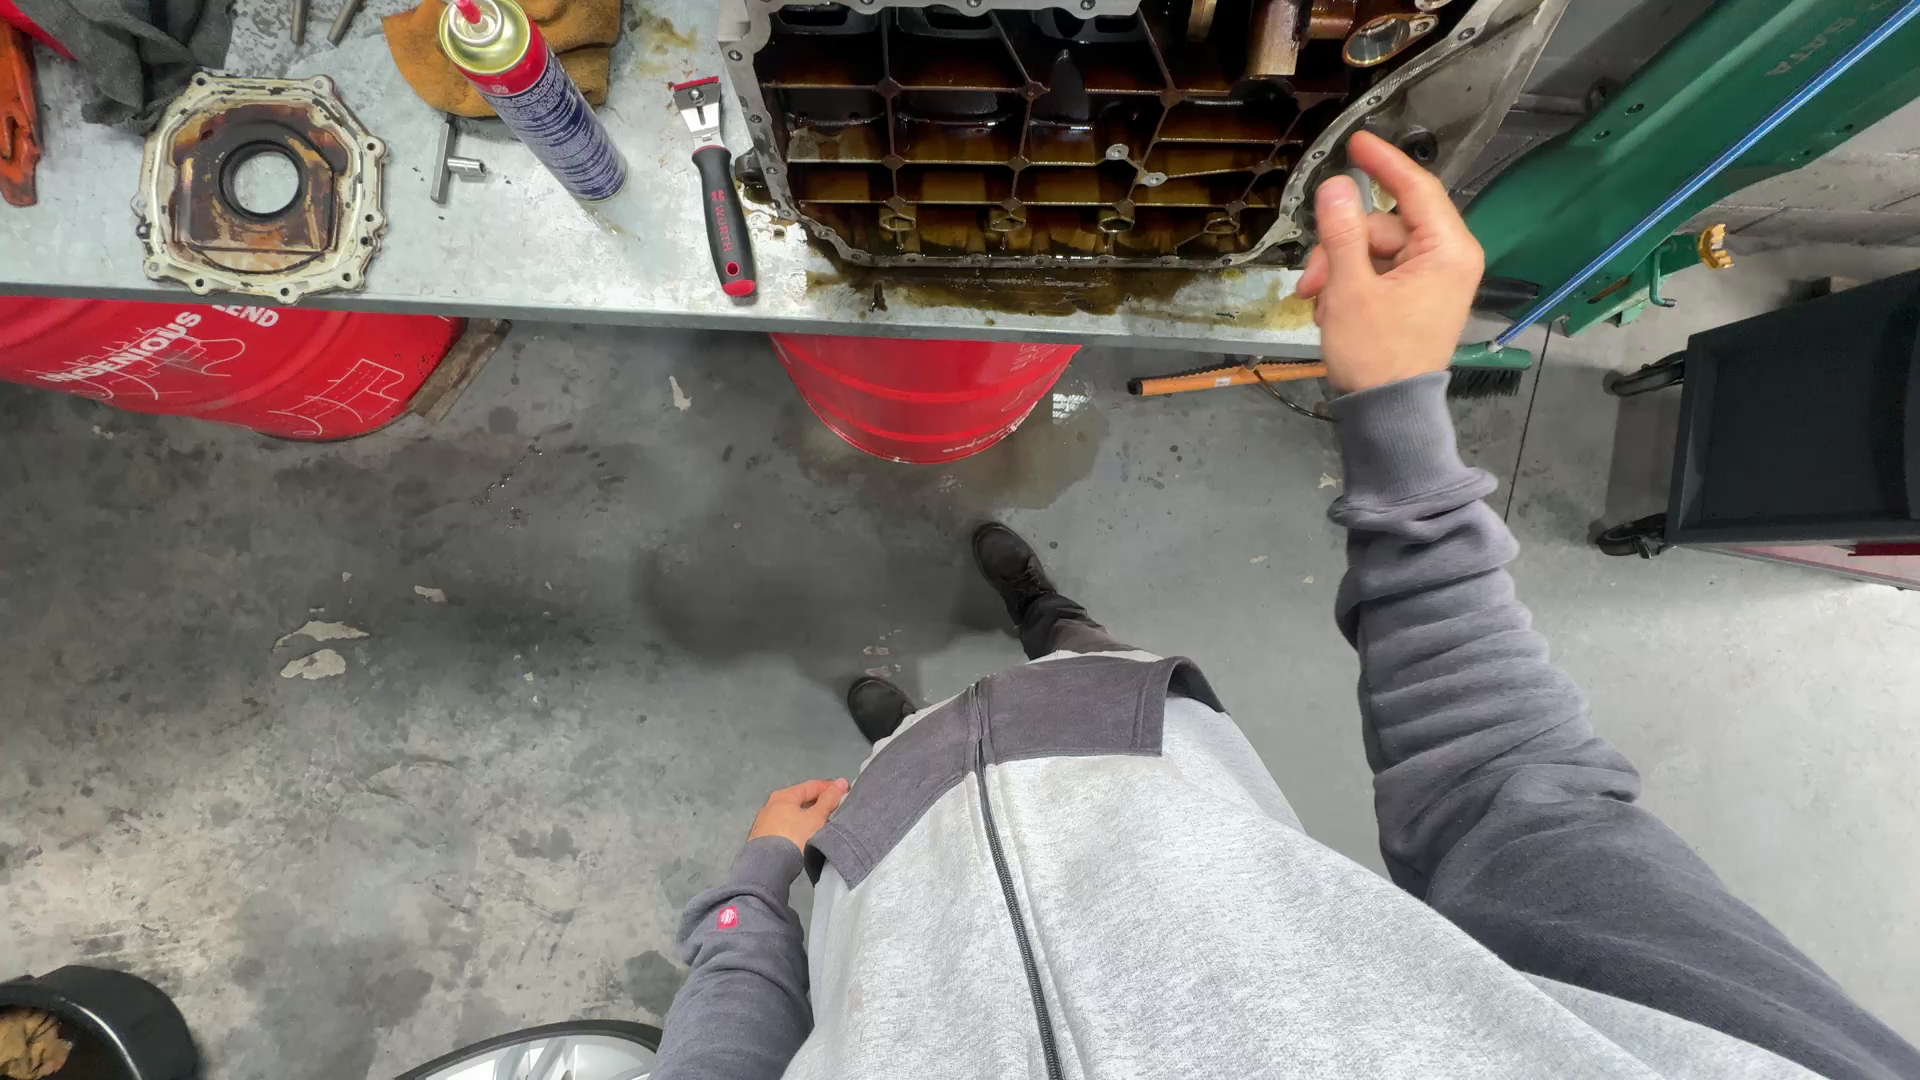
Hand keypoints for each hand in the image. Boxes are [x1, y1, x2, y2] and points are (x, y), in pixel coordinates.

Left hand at [746, 778, 849, 851]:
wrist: (766, 868)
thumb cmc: (793, 837)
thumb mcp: (816, 818)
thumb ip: (829, 800)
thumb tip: (841, 782)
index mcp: (784, 795)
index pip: (812, 786)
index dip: (830, 787)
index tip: (846, 792)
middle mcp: (772, 805)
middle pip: (801, 799)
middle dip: (820, 803)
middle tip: (837, 809)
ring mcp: (766, 822)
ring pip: (794, 814)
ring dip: (810, 817)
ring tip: (826, 824)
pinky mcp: (763, 839)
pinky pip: (787, 827)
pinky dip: (799, 827)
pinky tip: (808, 836)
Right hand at [1294, 131, 1484, 393]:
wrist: (1387, 410)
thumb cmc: (1374, 352)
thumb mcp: (1350, 291)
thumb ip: (1341, 234)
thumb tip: (1336, 185)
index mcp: (1446, 249)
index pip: (1416, 189)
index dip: (1384, 164)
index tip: (1356, 142)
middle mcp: (1446, 258)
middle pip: (1382, 227)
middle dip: (1340, 249)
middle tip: (1309, 282)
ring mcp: (1430, 280)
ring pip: (1373, 252)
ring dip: (1338, 272)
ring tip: (1317, 304)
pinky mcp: (1413, 299)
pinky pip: (1376, 274)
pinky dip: (1349, 286)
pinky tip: (1331, 309)